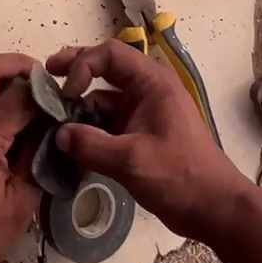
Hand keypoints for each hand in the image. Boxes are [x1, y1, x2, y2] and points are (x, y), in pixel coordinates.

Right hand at [46, 40, 248, 239]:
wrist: (214, 208)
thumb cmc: (180, 176)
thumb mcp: (132, 160)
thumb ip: (92, 145)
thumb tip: (59, 134)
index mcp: (153, 82)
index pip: (110, 54)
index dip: (83, 65)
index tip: (66, 92)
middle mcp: (148, 89)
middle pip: (106, 68)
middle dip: (77, 71)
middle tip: (47, 75)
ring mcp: (145, 111)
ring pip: (105, 98)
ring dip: (81, 107)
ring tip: (52, 121)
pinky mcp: (142, 133)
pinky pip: (110, 121)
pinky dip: (91, 129)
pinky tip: (70, 144)